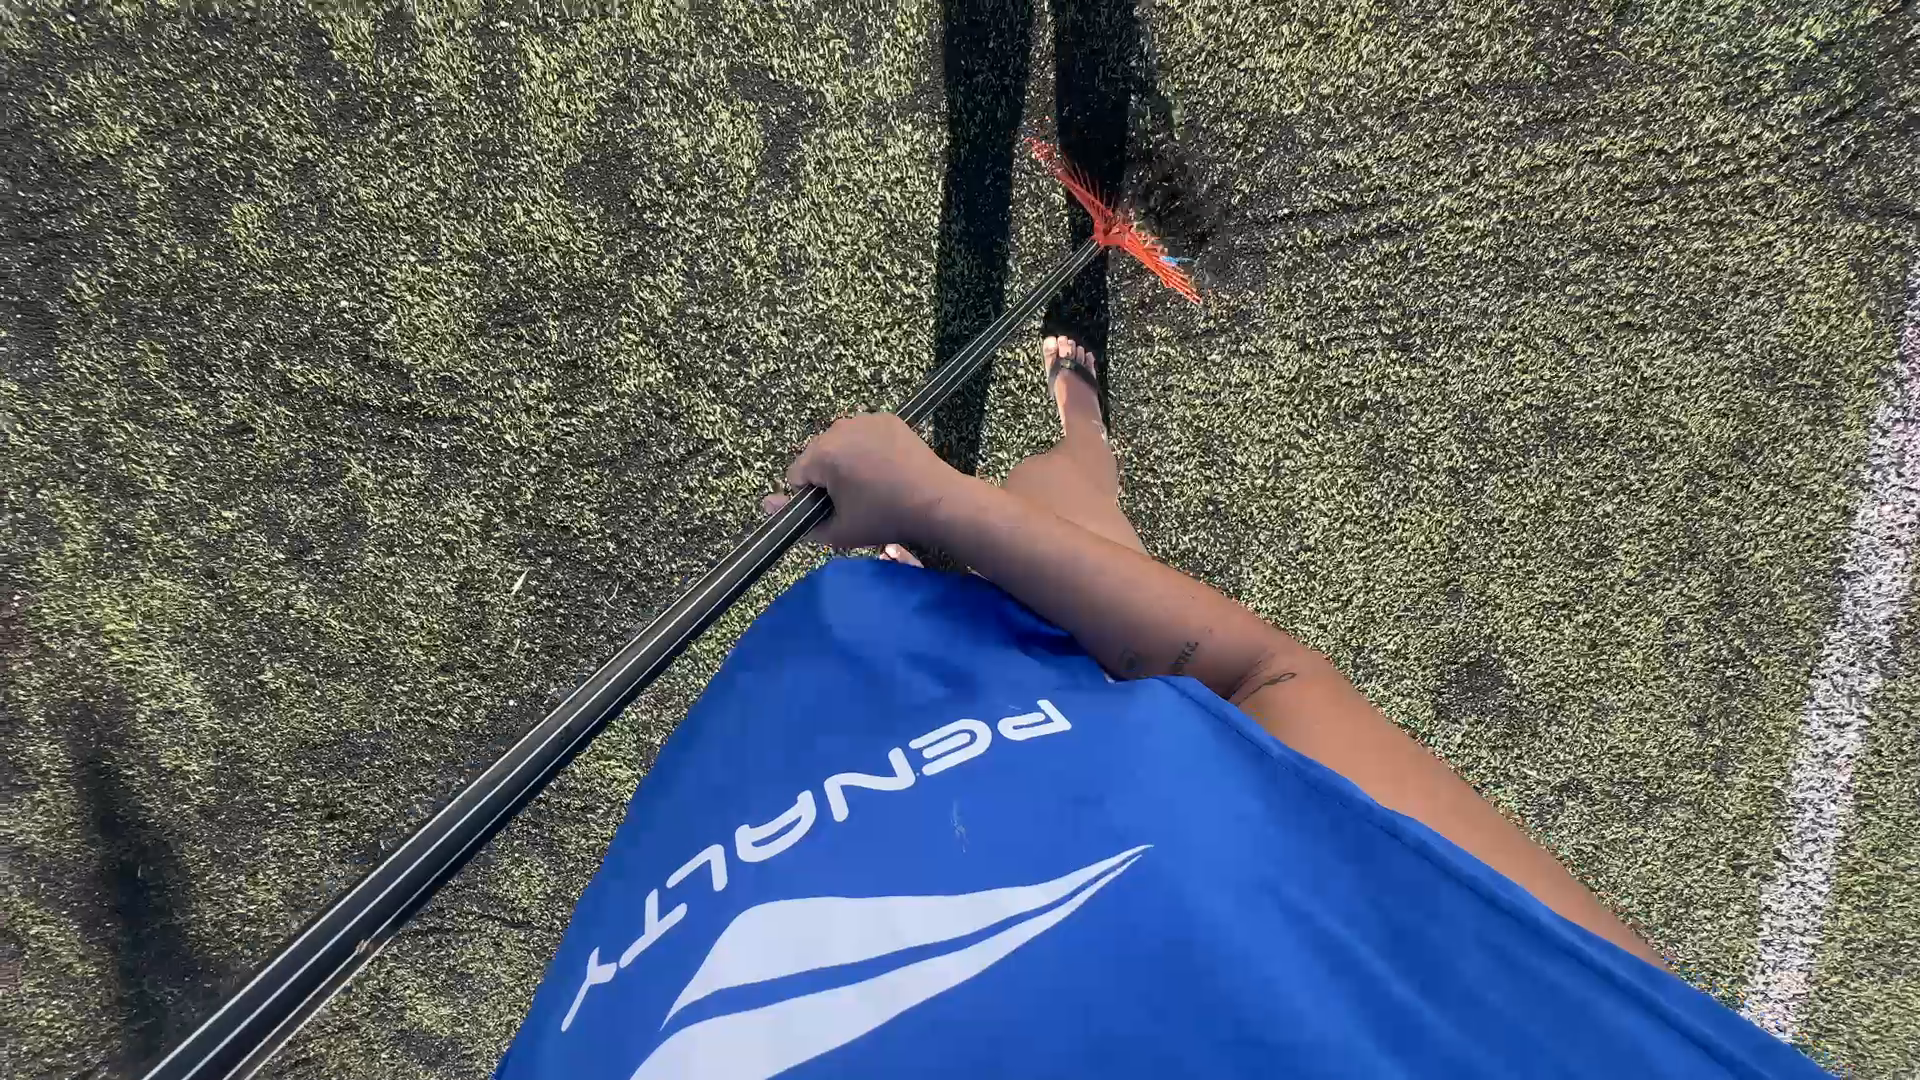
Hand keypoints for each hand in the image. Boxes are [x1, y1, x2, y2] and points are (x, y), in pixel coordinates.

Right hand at [760, 414, 967, 548]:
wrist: (937, 502)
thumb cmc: (886, 518)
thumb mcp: (839, 531)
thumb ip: (796, 521)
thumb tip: (765, 505)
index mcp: (824, 453)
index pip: (796, 474)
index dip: (811, 498)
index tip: (836, 509)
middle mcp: (840, 427)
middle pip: (816, 455)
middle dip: (828, 477)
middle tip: (857, 500)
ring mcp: (866, 419)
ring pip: (839, 443)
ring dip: (846, 461)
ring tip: (872, 485)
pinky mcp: (888, 418)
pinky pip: (862, 434)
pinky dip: (867, 449)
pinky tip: (884, 469)